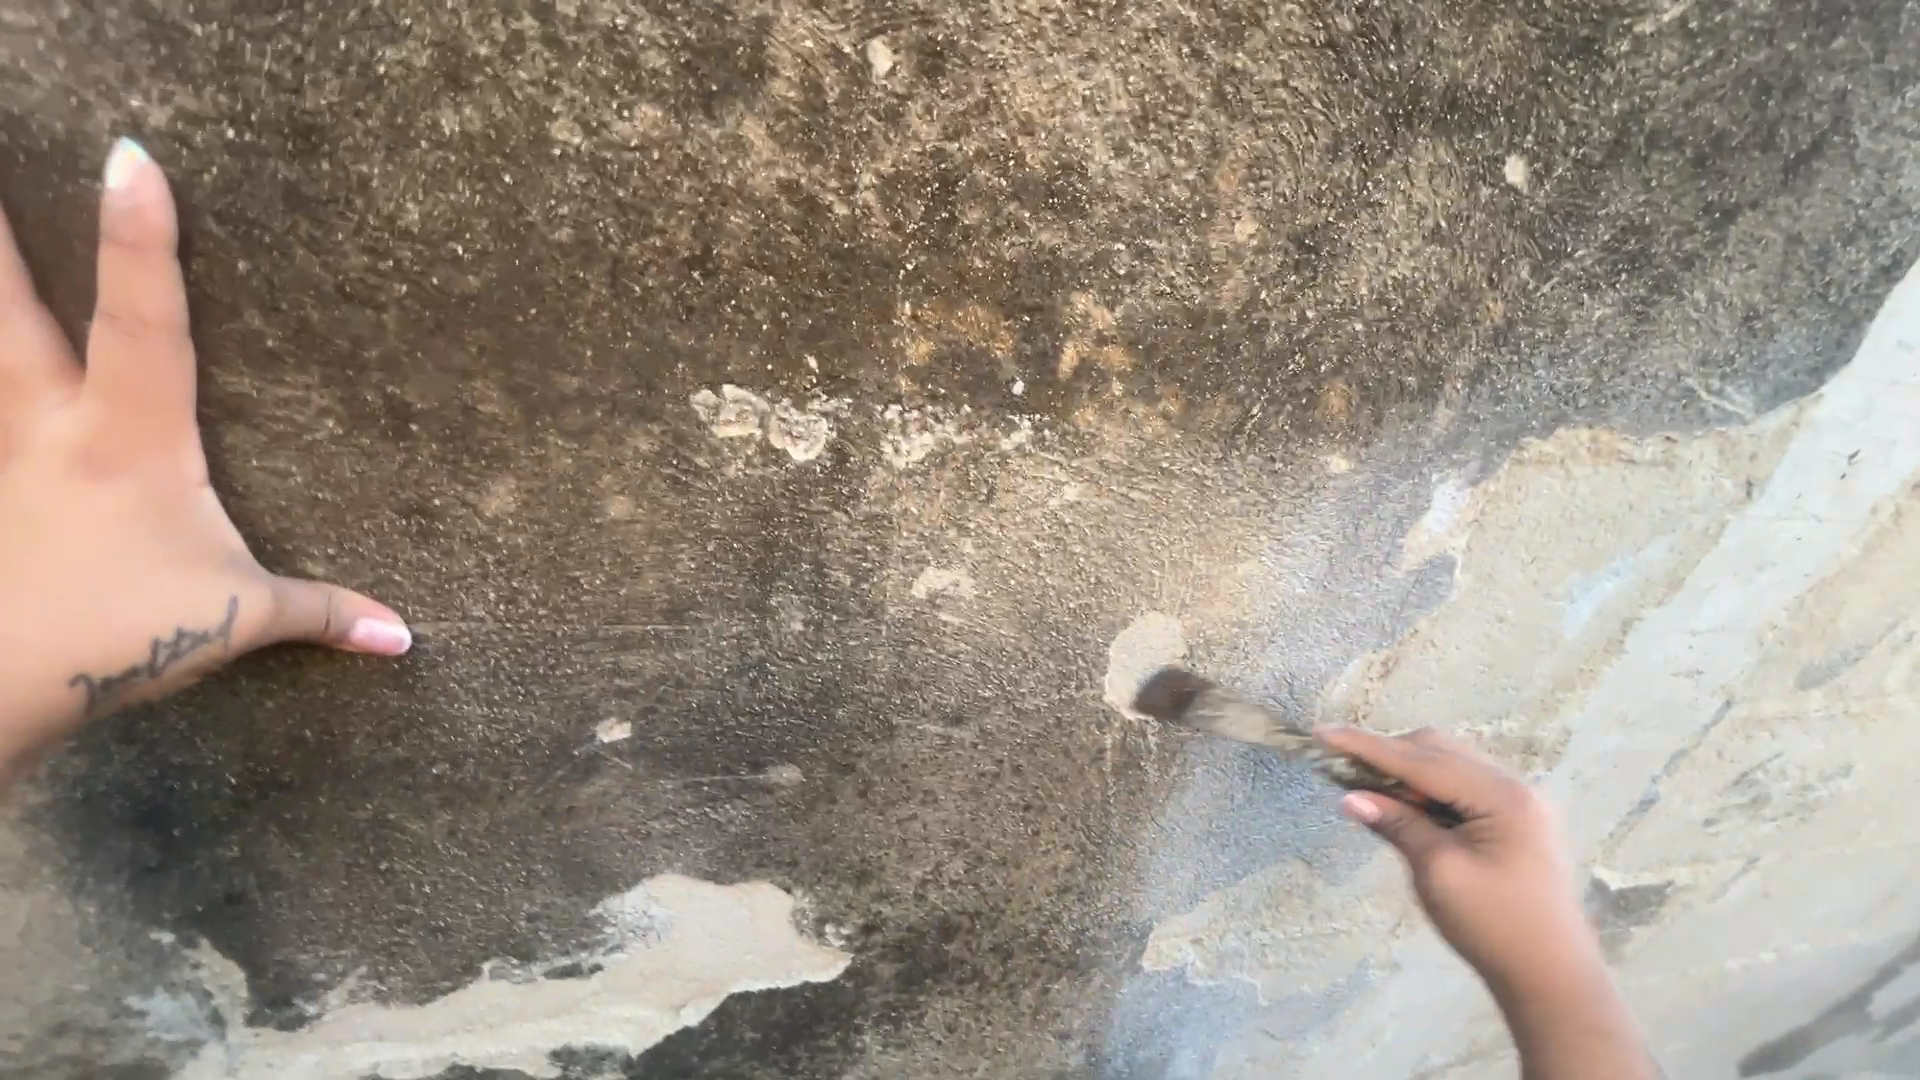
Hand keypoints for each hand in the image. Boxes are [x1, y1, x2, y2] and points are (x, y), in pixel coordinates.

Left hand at [0, 139, 409, 770]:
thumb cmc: (121, 632)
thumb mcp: (245, 617)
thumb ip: (329, 614)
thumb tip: (408, 638)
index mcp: (135, 442)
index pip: (147, 323)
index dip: (141, 242)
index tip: (131, 159)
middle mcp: (58, 428)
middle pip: (14, 311)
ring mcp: (11, 453)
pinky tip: (0, 369)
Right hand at [1320, 727, 1657, 1079]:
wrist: (1552, 981)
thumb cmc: (1494, 926)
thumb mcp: (1436, 871)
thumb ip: (1395, 823)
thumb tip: (1349, 796)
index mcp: (1502, 796)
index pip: (1418, 759)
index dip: (1365, 745)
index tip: (1321, 733)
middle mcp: (1513, 787)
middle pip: (1434, 749)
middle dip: (1385, 755)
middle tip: (1344, 773)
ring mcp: (1516, 801)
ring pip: (1444, 762)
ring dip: (1403, 771)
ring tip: (1369, 793)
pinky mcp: (1511, 818)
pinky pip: (1456, 783)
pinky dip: (1423, 788)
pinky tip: (1404, 807)